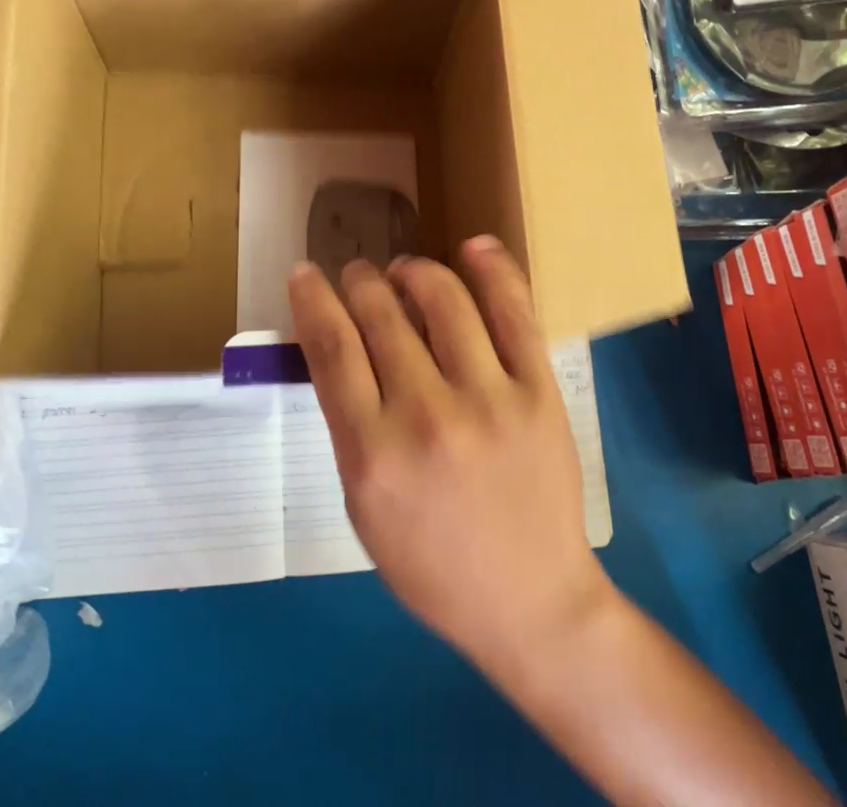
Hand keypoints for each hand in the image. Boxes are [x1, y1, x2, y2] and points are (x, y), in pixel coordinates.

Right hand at [287, 236, 615, 662]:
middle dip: (359, 281)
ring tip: (407, 271)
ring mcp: (489, 399)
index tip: (306, 274)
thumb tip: (342, 355)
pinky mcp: (540, 392)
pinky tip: (473, 248)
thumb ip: (350, 430)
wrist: (528, 598)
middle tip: (357, 274)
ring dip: (415, 271)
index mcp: (371, 453)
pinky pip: (515, 313)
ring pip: (443, 300)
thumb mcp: (364, 509)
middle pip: (380, 315)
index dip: (312, 299)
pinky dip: (492, 270)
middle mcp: (424, 415)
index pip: (331, 348)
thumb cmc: (432, 566)